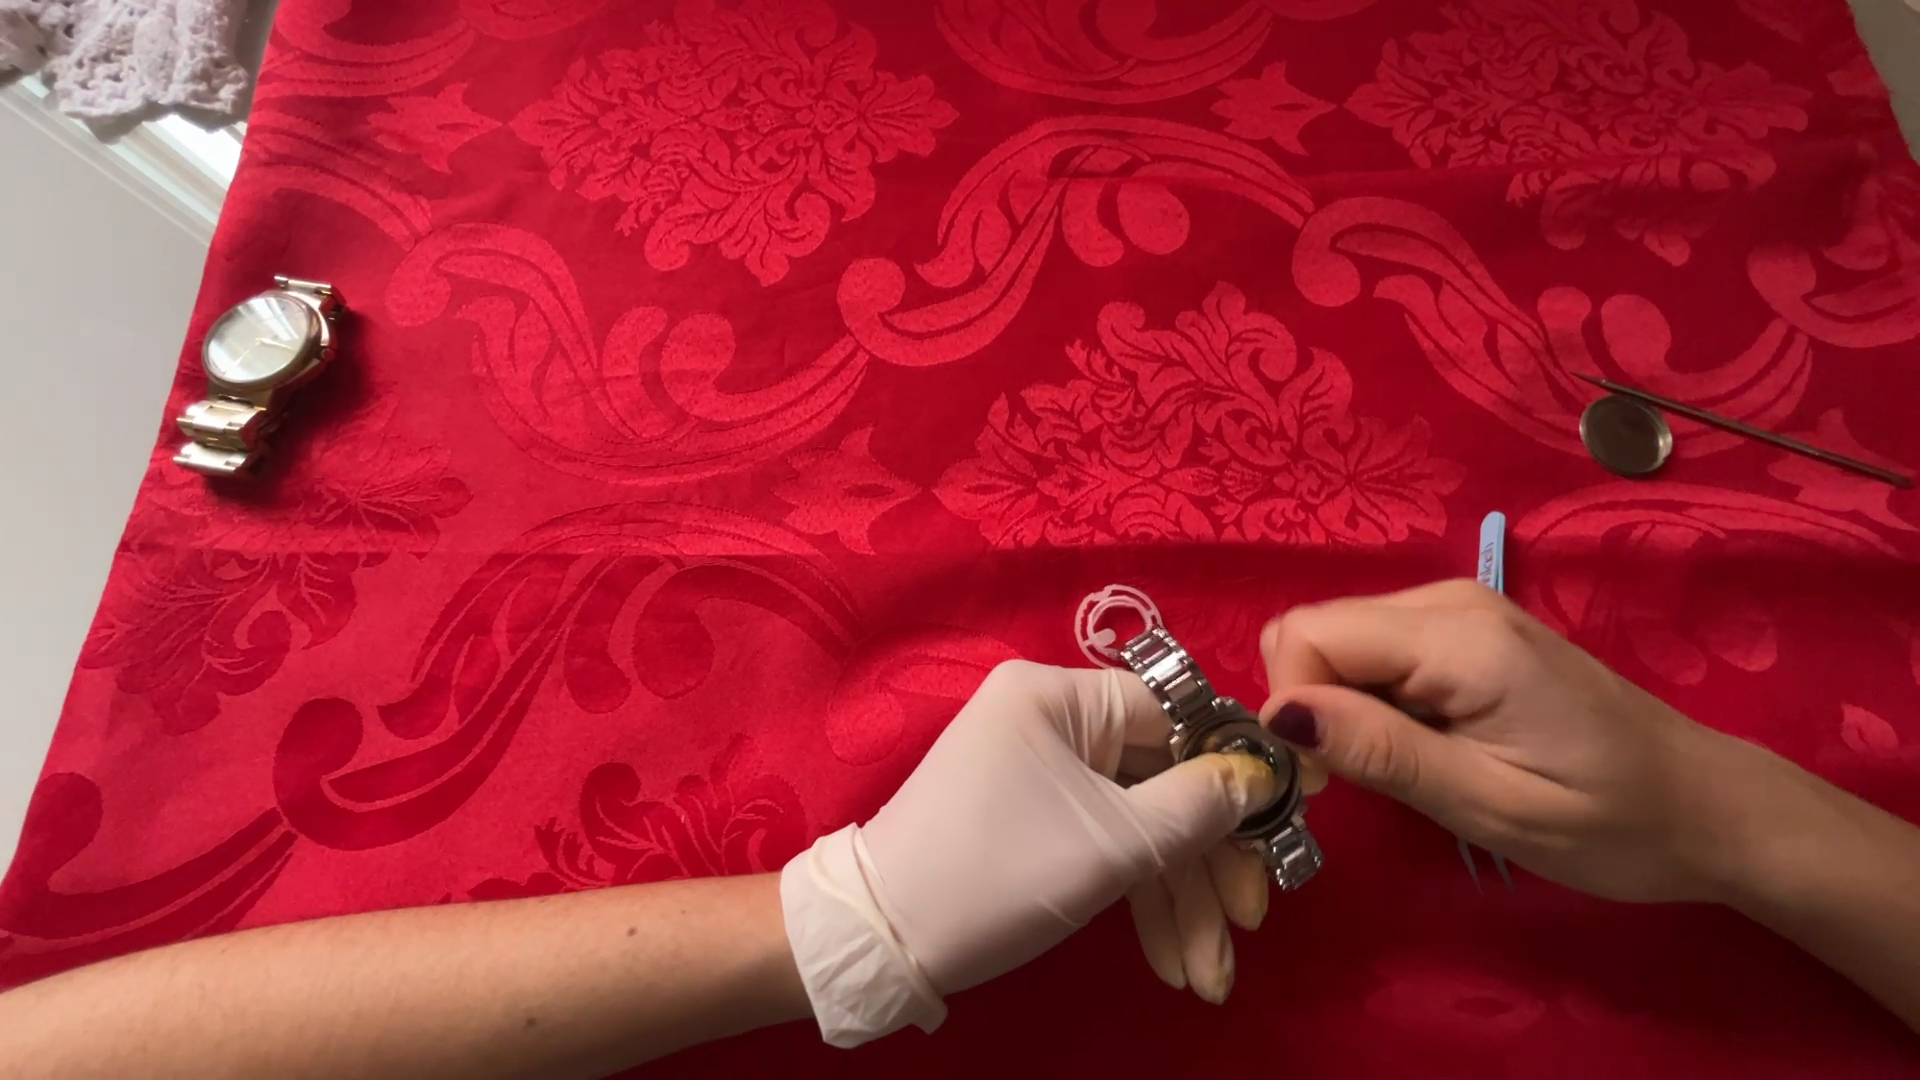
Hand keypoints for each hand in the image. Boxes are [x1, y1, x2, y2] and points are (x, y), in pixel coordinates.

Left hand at [781, 661, 1278, 1045]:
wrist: (883, 939)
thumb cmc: (999, 874)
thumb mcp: (1113, 844)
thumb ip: (1198, 806)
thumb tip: (1260, 775)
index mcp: (1056, 693)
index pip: (1170, 714)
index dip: (1227, 773)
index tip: (1274, 833)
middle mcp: (1046, 714)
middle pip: (1156, 776)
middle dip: (1202, 861)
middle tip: (1245, 927)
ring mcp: (1037, 764)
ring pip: (1132, 817)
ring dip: (1173, 895)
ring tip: (1205, 976)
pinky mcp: (1031, 808)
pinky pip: (1099, 834)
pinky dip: (1133, 891)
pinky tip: (1168, 958)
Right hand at [1257, 579, 1781, 903]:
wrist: (1712, 806)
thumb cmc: (1611, 822)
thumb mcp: (1489, 805)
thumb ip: (1379, 751)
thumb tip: (1278, 715)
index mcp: (1459, 638)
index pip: (1308, 634)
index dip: (1295, 700)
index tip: (1330, 770)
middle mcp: (1444, 600)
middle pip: (1311, 627)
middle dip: (1308, 700)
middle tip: (1358, 770)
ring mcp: (1451, 604)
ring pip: (1331, 634)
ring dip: (1333, 699)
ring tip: (1395, 756)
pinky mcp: (1456, 622)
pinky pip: (1364, 643)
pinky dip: (1360, 691)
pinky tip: (1412, 732)